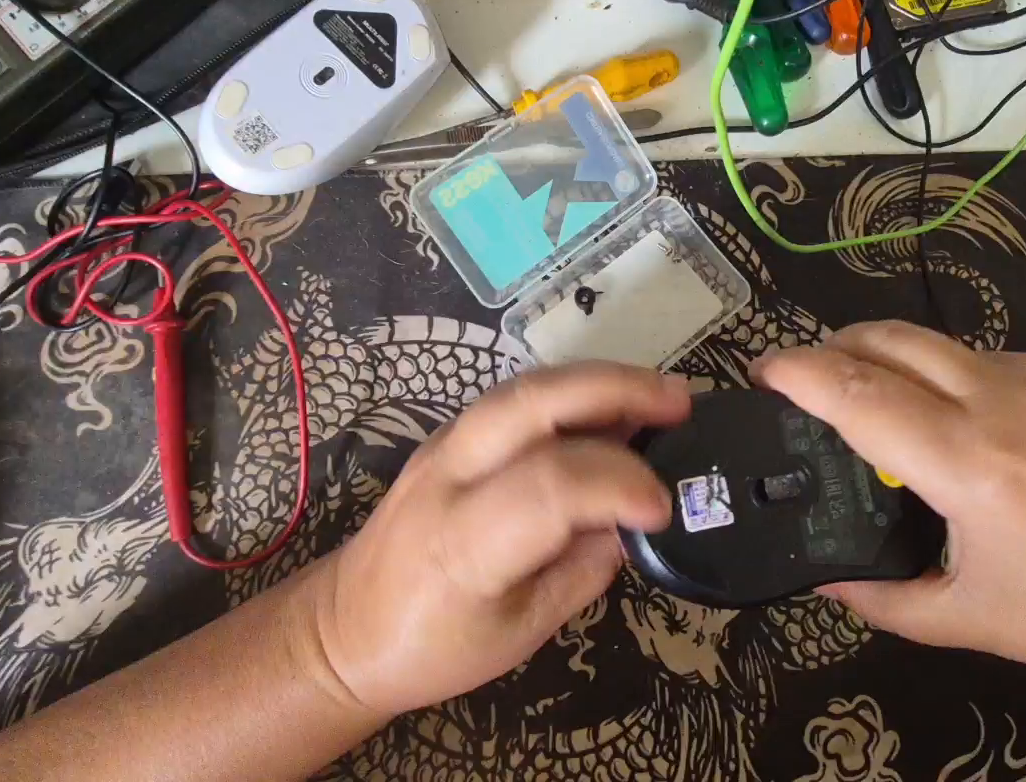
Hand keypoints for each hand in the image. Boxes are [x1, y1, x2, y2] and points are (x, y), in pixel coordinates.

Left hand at [291, 362, 688, 718]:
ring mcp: (444, 443)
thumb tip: (634, 522)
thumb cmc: (433, 645)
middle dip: (614, 389)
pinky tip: (611, 404)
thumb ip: (582, 570)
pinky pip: (517, 399)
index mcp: (463, 540)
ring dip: (599, 381)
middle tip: (679, 399)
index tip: (664, 506)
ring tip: (659, 394)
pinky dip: (572, 393)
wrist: (345, 626)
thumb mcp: (519, 632)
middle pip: (533, 403)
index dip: (618, 484)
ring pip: (526, 387)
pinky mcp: (449, 433)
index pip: (549, 486)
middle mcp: (450, 474)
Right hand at [754, 321, 1025, 690]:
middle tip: (811, 381)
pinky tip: (987, 433)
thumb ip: (883, 599)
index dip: (796, 370)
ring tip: (900, 418)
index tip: (761, 369)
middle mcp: (1002, 398)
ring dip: (897, 366)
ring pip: (940, 346)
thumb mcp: (976, 622)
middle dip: (832, 346)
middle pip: (887, 337)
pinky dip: (961, 382)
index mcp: (969, 463)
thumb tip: (824, 580)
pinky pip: (995, 361)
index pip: (855, 391)